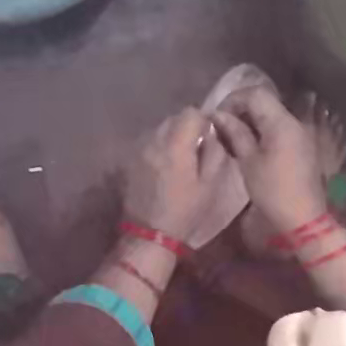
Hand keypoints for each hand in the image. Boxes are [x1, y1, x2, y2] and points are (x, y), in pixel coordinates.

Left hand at [121, 107, 232, 243]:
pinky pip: (148, 142)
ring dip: (172, 136)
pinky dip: (159, 146)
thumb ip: (214, 152)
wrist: (149, 233)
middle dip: (187, 127)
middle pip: (173, 118)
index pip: (190, 113)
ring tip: (180, 157)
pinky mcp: (130, 159)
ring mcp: (139, 149)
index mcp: (175, 146)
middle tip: (197, 147)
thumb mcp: (210, 184)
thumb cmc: (185, 211)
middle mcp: (153, 141)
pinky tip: (164, 165)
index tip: (209, 135)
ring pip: (159, 129)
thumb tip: (212, 133)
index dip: (203, 120)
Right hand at [211, 88, 325, 232]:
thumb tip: (218, 115)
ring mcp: (301, 132)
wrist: (302, 217)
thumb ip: (235, 132)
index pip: (255, 94)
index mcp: (281, 123)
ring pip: (271, 113)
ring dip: (250, 118)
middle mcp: (294, 121)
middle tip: (222, 126)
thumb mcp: (248, 161)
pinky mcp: (302, 144)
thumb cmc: (272, 190)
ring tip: (232, 135)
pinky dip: (262, 128)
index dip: (233, 100)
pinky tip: (249, 144)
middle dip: (240, 108)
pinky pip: (279, 126)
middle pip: (265, 101)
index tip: (217, 116)